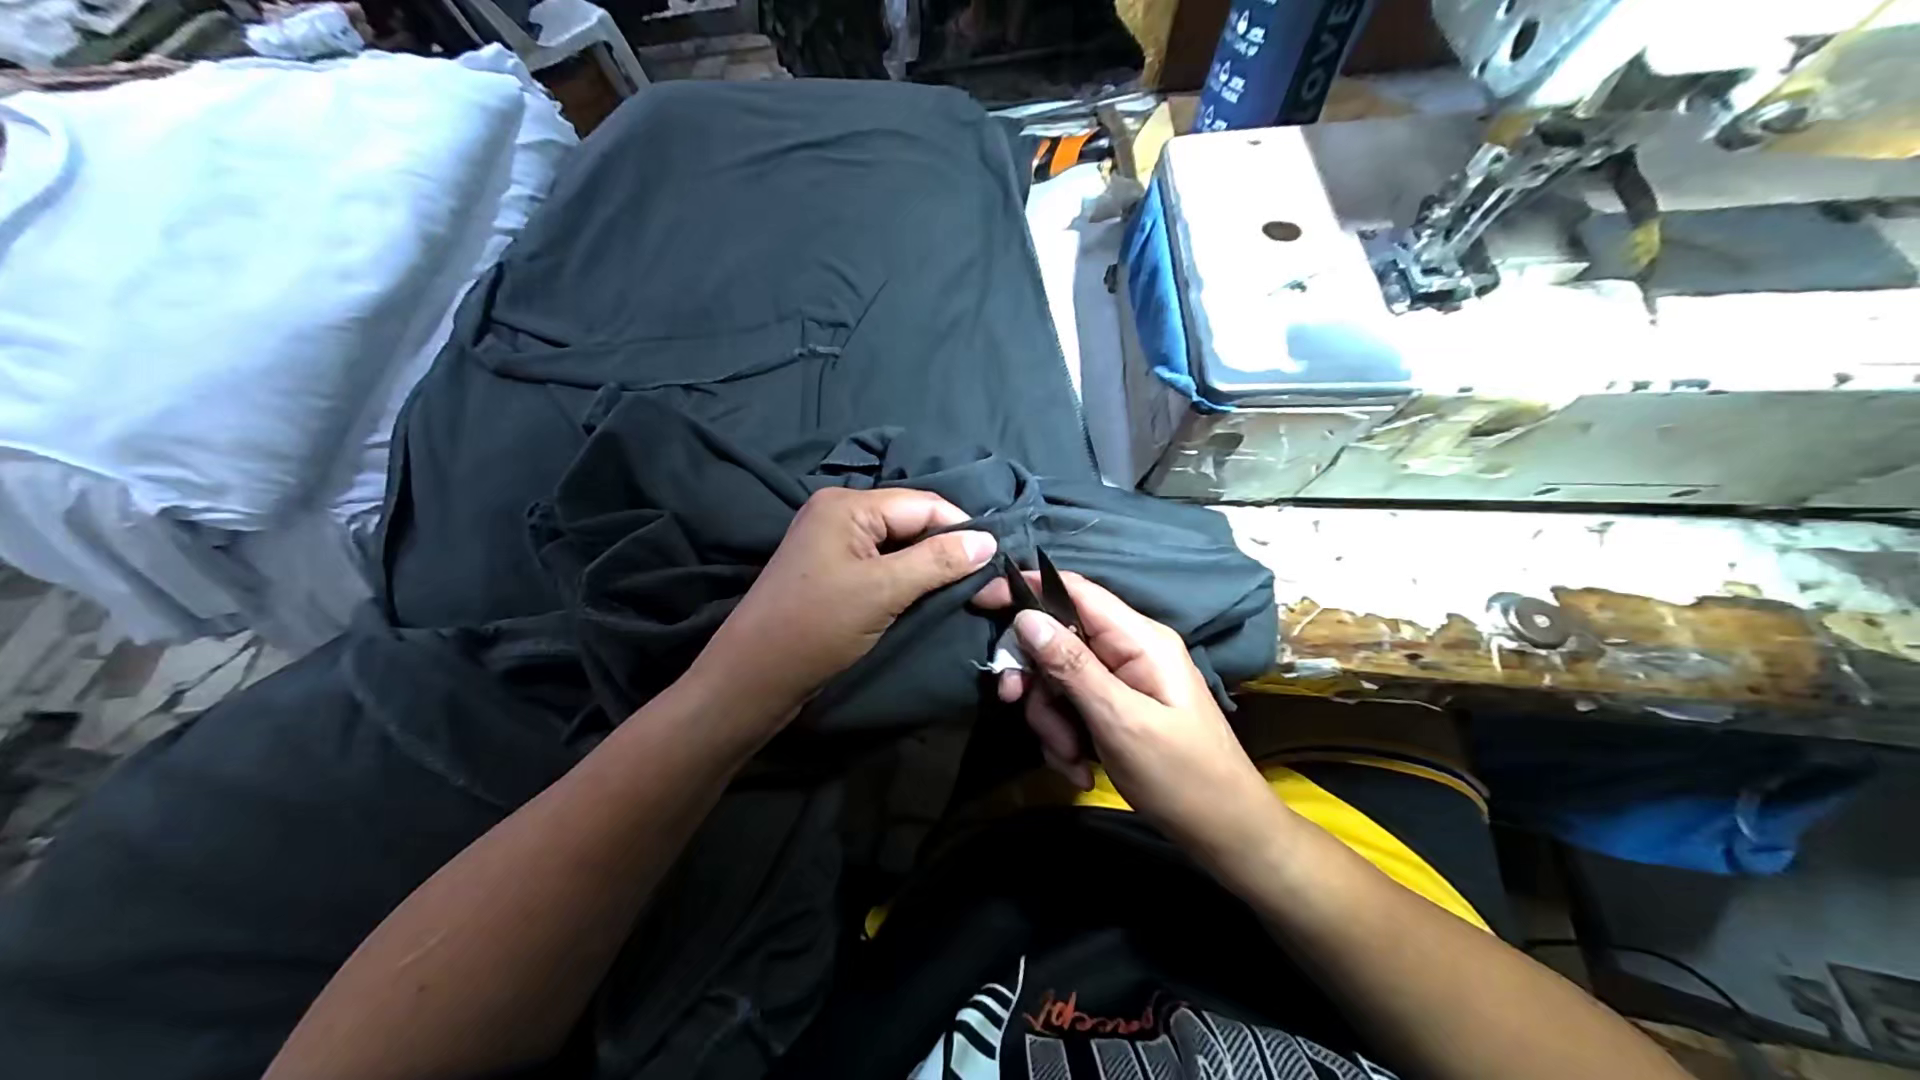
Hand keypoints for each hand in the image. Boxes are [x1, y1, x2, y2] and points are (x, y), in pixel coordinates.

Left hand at [694, 487, 996, 719]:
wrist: (753, 679)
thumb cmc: (816, 628)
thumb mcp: (883, 590)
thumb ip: (938, 561)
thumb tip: (989, 541)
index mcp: (847, 505)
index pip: (924, 504)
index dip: (964, 529)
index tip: (999, 562)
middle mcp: (840, 513)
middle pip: (912, 521)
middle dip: (949, 549)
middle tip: (987, 583)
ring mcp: (834, 542)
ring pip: (900, 545)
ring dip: (931, 566)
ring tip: (966, 591)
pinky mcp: (832, 571)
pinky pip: (882, 563)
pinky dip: (908, 578)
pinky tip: (930, 595)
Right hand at [973, 571, 1277, 858]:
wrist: (1226, 833)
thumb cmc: (1182, 776)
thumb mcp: (1120, 721)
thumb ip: (1072, 667)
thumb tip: (1026, 618)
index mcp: (1139, 639)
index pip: (1074, 591)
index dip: (1027, 589)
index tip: (982, 601)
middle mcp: (1128, 650)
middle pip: (1057, 641)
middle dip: (1036, 682)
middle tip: (1016, 706)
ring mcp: (1121, 680)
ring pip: (1058, 681)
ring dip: (1051, 720)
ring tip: (1070, 758)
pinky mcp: (1115, 708)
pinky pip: (1071, 708)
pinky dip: (1066, 738)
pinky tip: (1079, 769)